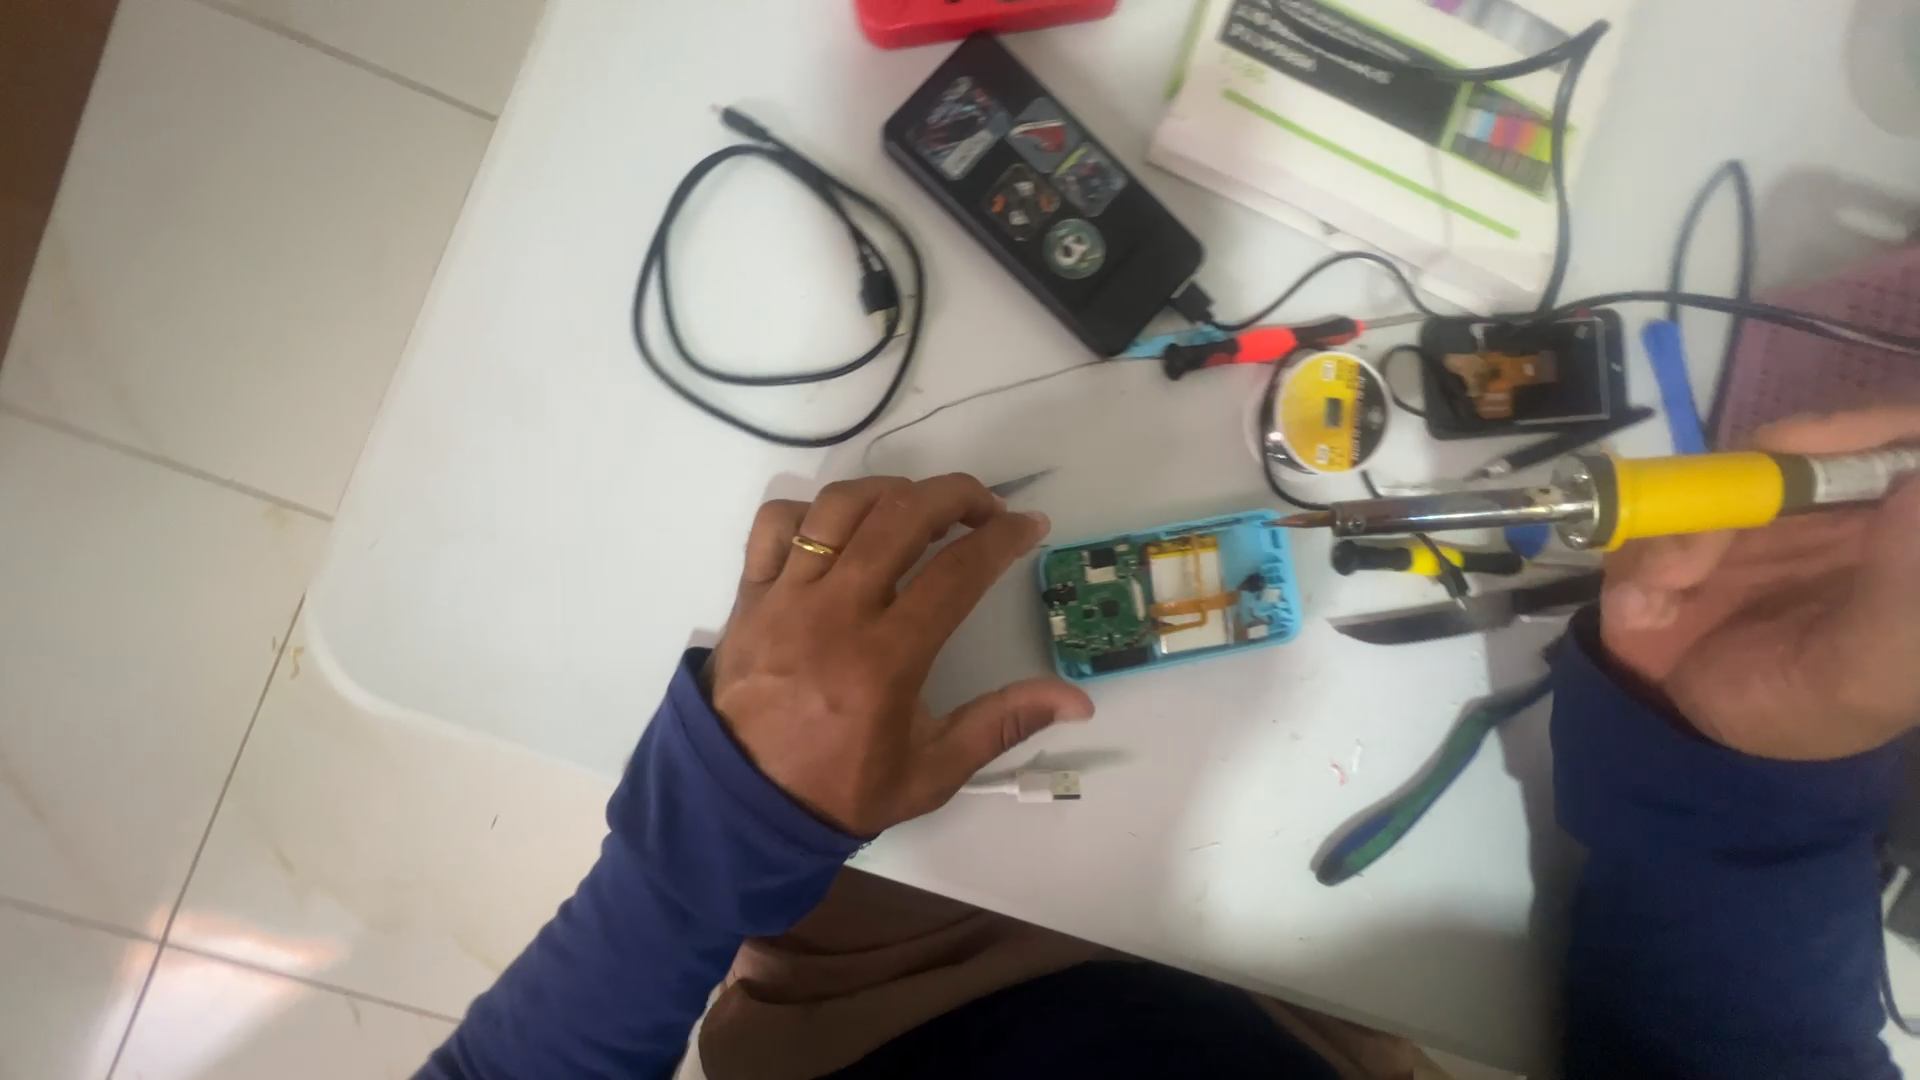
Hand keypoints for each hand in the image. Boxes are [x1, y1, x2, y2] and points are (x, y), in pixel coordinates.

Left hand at [707, 475, 1093, 834]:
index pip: (956, 573)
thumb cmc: (840, 790)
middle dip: (957, 494)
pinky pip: (775, 522)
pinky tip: (840, 529)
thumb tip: (1078, 702)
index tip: (1028, 526)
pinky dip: (812, 510)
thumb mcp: (932, 773)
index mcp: (885, 659)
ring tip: (919, 508)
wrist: (738, 807)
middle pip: (902, 517)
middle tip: (985, 507)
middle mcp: (835, 612)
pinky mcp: (748, 593)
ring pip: (840, 506)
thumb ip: (1002, 725)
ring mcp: (785, 596)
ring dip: (891, 491)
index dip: (1002, 538)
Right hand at [1600, 406, 1919, 760]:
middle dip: (1744, 478)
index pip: (1893, 446)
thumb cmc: (1822, 703)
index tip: (1803, 446)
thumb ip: (1904, 586)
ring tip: (1670, 583)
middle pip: (1784, 452)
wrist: (1707, 741)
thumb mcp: (1884, 660)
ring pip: (1699, 486)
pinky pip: (1639, 530)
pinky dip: (1636, 560)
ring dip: (1677, 530)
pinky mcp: (1661, 548)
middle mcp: (1813, 514)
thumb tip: (1919, 486)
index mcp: (1882, 529)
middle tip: (1723, 518)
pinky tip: (1647, 602)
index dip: (1862, 430)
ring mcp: (1731, 527)